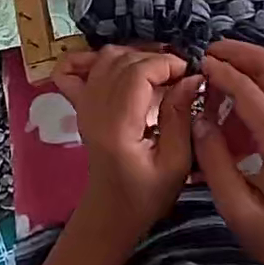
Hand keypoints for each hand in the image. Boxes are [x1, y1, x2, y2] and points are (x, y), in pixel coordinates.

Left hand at [52, 46, 199, 238]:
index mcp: (116, 125)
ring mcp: (82, 103)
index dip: (166, 64)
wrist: (112, 209)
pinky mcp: (79, 104)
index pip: (136, 73)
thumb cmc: (147, 194)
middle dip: (155, 59)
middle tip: (181, 75)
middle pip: (120, 61)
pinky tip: (116, 66)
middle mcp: (93, 108)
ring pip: (103, 58)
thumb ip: (180, 117)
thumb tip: (192, 78)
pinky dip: (89, 58)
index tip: (191, 73)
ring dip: (133, 55)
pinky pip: (71, 69)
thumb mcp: (176, 163)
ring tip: (159, 72)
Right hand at [190, 40, 263, 264]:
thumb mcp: (236, 209)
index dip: (222, 73)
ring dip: (259, 56)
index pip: (251, 92)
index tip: (196, 65)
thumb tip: (198, 119)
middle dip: (240, 53)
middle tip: (208, 52)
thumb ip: (214, 161)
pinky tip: (255, 76)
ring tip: (228, 58)